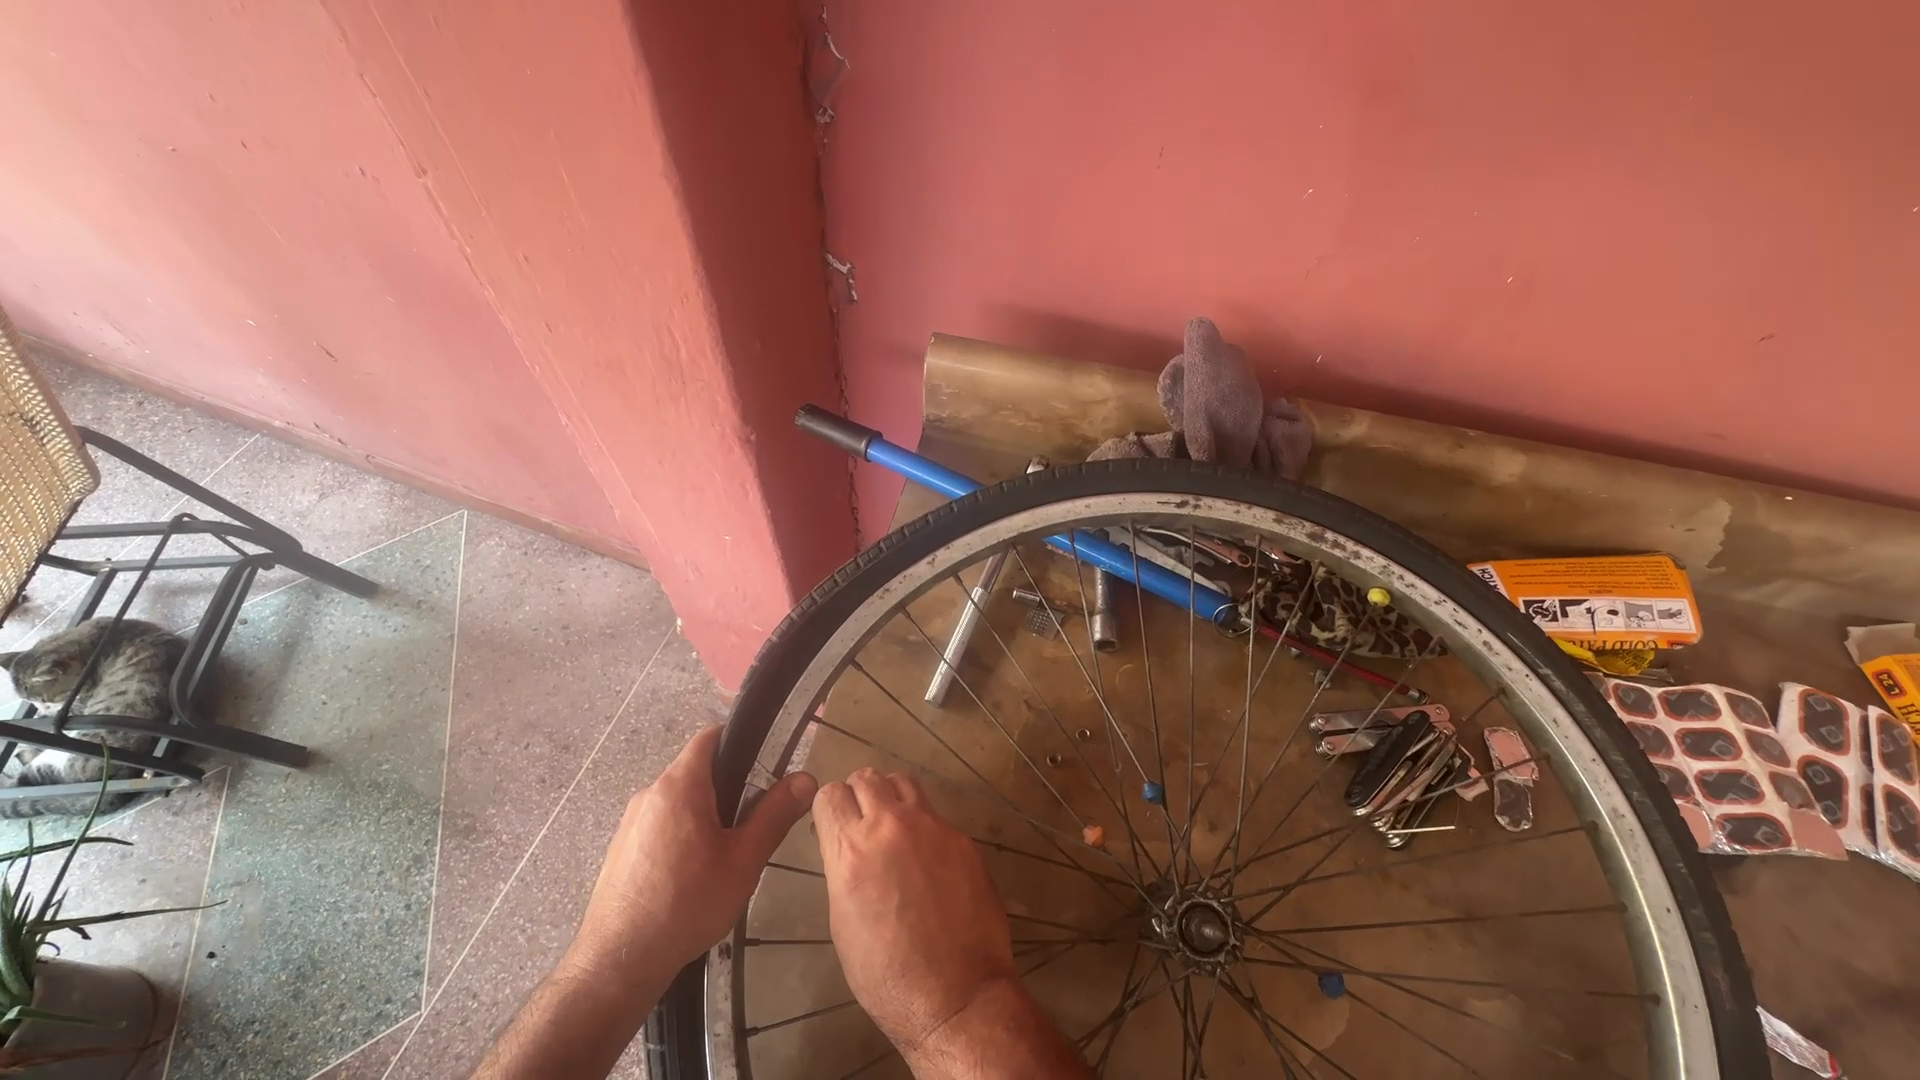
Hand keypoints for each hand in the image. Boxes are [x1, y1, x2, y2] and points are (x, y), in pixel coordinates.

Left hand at [567, 726, 816, 987]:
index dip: (741, 741)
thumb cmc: (687, 904)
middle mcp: (649, 794)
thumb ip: (775, 815)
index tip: (766, 765)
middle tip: (752, 823)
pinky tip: (692, 878)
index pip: (710, 737)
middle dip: (728, 788)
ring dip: (704, 816)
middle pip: (696, 771)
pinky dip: (681, 836)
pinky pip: (660, 826)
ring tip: (725, 856)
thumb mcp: (744, 860)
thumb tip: (806, 778)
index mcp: (679, 785)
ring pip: (678, 802)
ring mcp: (630, 822)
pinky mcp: (621, 849)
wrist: (618, 962)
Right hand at [813, 768, 1015, 1053]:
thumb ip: (843, 869)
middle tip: (863, 821)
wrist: (956, 995)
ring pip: (904, 783)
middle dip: (859, 794)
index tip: (832, 825)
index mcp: (851, 851)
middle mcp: (890, 827)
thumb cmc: (886, 974)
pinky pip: (935, 816)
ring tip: (895, 827)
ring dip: (892, 797)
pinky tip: (930, 862)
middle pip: (867, 777)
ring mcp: (932, 828)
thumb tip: (846, 844)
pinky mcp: (962, 839)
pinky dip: (924, 828)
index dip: (828, 809)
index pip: (829, 795)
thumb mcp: (843, 921)